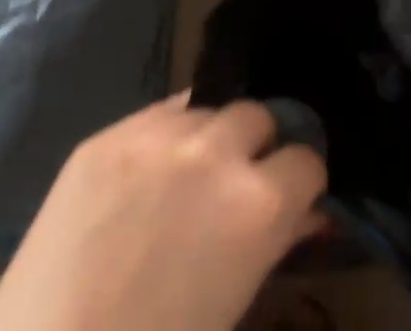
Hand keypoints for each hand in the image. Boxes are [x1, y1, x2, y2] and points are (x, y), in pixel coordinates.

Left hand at [0, 94, 326, 330]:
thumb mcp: (234, 301)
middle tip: (234, 184)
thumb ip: (275, 243)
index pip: (306, 160)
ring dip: (208, 137)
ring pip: (206, 109)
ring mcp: (154, 138)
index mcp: (258, 202)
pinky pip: (155, 115)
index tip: (288, 199)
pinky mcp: (104, 136)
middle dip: (256, 147)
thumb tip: (306, 214)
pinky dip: (163, 137)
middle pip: (258, 115)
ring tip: (184, 178)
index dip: (298, 184)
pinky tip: (146, 174)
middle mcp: (214, 152)